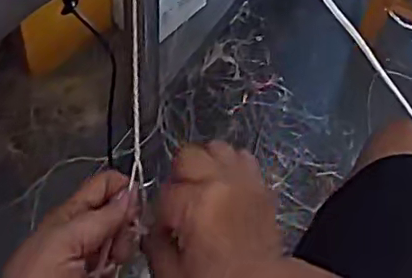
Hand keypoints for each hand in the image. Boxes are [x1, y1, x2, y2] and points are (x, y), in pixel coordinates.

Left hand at [3, 171, 138, 277]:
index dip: (125, 188)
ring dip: (121, 252)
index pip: (106, 184)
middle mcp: (80, 231)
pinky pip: (113, 267)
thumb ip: (100, 215)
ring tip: (104, 270)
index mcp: (70, 214)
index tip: (135, 209)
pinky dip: (113, 271)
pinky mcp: (92, 276)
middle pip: (117, 214)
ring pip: (119, 242)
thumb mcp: (66, 240)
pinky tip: (102, 276)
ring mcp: (86, 258)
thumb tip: (132, 190)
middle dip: (124, 228)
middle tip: (116, 250)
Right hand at [144, 143, 282, 277]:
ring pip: (216, 147)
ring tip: (203, 188)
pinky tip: (226, 186)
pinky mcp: (260, 180)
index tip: (164, 228)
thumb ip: (156, 247)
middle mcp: (220, 181)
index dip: (159, 213)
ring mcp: (243, 177)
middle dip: (177, 177)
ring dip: (205, 164)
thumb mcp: (174, 275)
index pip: (164, 193)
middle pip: (188, 155)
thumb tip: (152, 230)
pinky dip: (231, 165)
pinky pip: (242, 156)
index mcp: (196, 205)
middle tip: (180, 202)